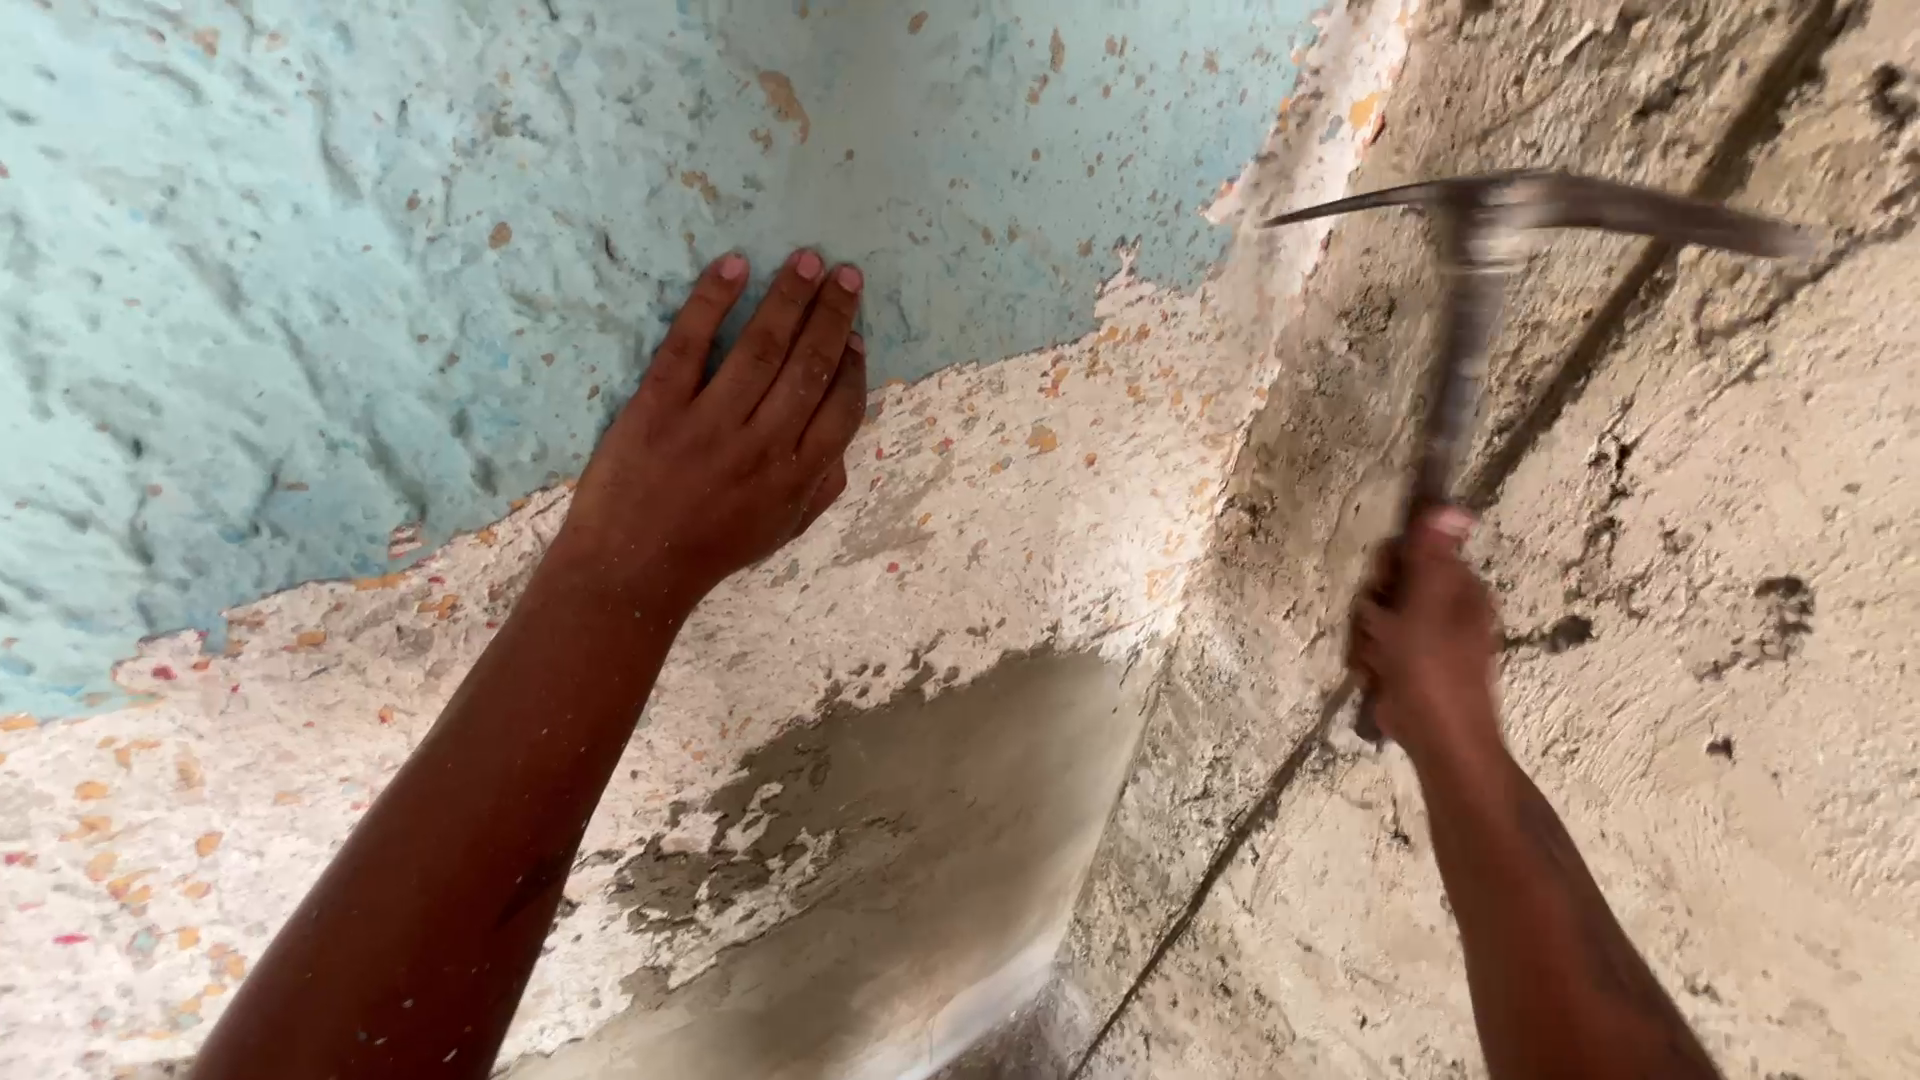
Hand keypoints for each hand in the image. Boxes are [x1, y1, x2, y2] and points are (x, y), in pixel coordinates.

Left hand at [549, 249, 866, 609]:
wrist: (633, 571)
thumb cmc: (712, 550)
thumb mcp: (784, 531)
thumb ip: (823, 487)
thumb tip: (846, 440)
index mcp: (797, 476)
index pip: (842, 408)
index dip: (855, 366)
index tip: (857, 335)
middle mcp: (763, 445)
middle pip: (810, 366)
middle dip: (833, 315)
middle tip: (845, 274)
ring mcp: (710, 423)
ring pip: (761, 348)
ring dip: (788, 298)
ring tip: (806, 261)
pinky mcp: (658, 407)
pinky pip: (690, 344)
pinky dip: (712, 302)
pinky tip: (734, 267)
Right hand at [1347, 507, 1502, 769]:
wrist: (1437, 737)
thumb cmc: (1434, 669)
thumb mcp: (1426, 605)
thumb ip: (1429, 557)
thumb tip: (1449, 505)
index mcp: (1457, 588)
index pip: (1410, 552)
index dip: (1388, 567)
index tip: (1383, 587)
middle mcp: (1441, 607)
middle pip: (1385, 585)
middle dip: (1373, 610)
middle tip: (1381, 630)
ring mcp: (1420, 637)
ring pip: (1371, 617)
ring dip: (1367, 639)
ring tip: (1379, 660)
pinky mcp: (1401, 662)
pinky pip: (1370, 645)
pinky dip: (1367, 659)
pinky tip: (1375, 674)